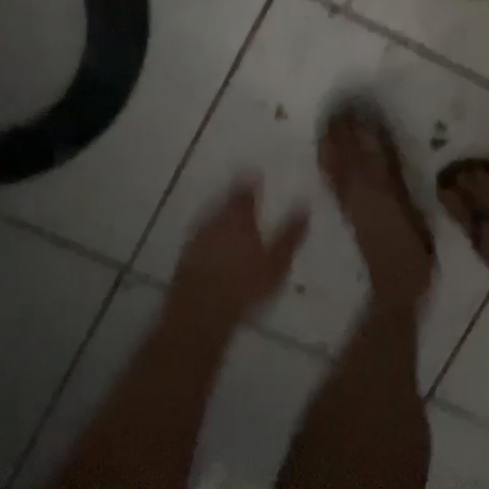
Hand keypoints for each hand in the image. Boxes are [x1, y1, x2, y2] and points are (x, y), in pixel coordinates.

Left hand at [168, 178, 309, 322]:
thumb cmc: (246, 286)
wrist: (200, 314)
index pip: (244, 192)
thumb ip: (290, 233)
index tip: (255, 174)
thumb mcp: (277, 262)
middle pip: (224, 201)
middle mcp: (215, 222)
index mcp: (239, 218)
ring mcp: (196, 239)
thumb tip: (304, 206)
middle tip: (242, 191)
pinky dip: (208, 236)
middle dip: (233, 196)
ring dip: (219, 214)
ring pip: (210, 218)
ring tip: (229, 216)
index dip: (250, 182)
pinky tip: (213, 244)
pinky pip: (199, 237)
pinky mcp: (184, 258)